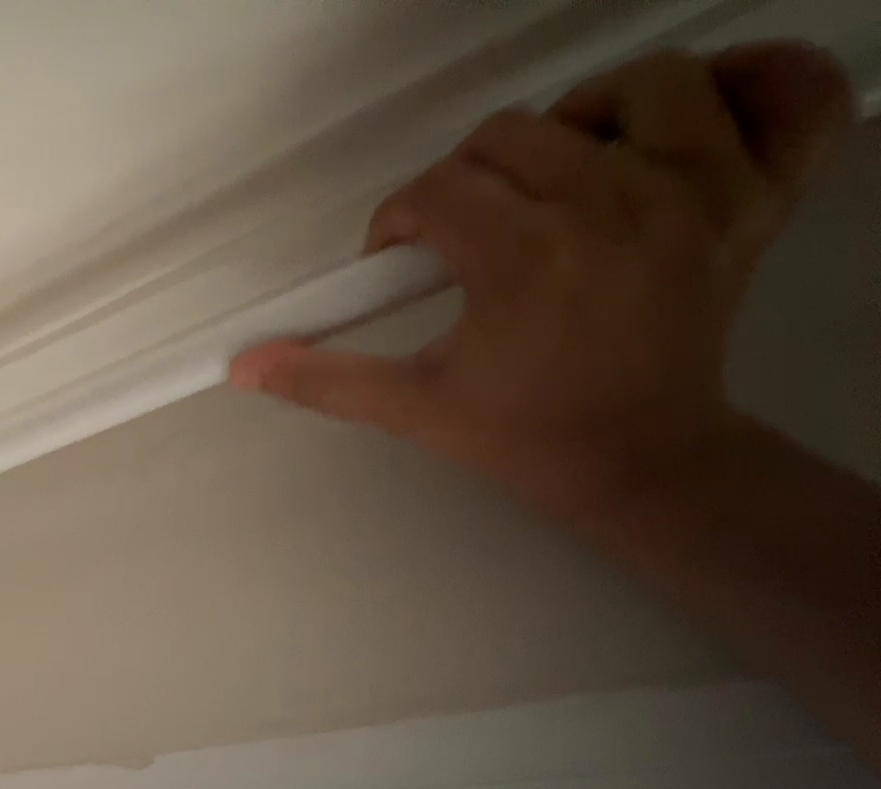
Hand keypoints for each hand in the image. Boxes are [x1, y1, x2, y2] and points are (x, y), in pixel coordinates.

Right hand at [231, 42, 855, 509]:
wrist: (637, 458)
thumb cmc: (518, 432)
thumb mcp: (407, 407)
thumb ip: (322, 379)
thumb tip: (243, 364)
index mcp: (524, 258)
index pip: (435, 188)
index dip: (398, 219)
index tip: (396, 259)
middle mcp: (615, 206)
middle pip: (514, 132)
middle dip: (464, 177)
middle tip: (459, 232)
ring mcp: (700, 193)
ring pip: (642, 87)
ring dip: (582, 119)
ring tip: (554, 174)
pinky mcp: (758, 197)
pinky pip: (790, 95)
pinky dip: (751, 84)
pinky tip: (683, 124)